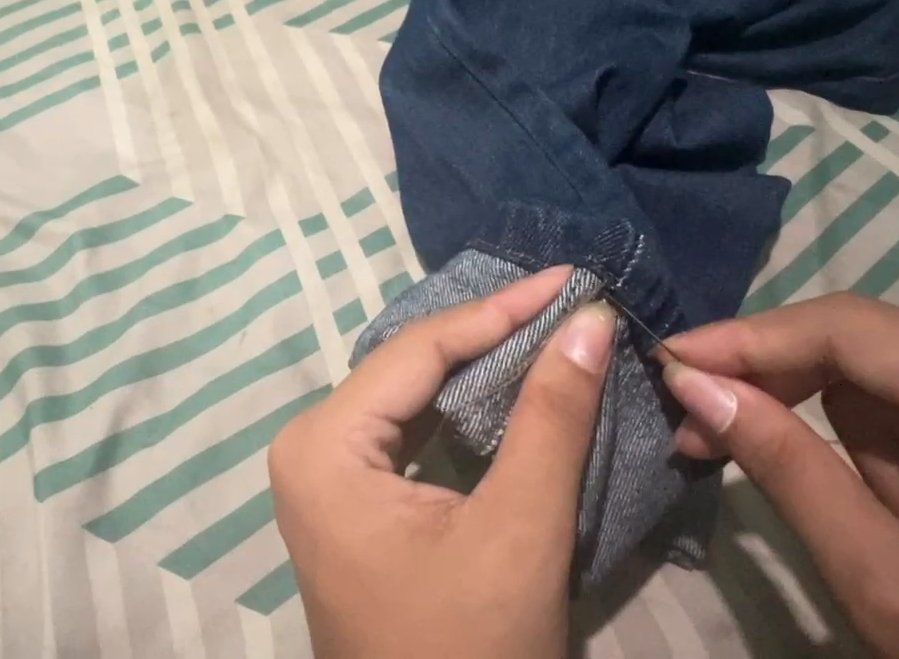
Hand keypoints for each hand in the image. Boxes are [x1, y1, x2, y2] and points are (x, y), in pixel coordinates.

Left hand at [268, 266, 615, 658]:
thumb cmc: (470, 653)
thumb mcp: (519, 532)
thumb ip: (552, 419)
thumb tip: (588, 322)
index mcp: (324, 444)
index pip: (418, 349)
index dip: (498, 309)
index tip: (566, 278)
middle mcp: (310, 444)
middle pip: (410, 367)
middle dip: (490, 332)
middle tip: (562, 299)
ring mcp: (325, 472)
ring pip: (410, 394)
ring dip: (479, 364)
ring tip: (546, 328)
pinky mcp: (350, 496)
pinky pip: (408, 429)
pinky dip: (461, 407)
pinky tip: (508, 385)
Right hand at [660, 292, 898, 658]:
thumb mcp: (894, 591)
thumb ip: (787, 470)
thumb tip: (690, 381)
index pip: (860, 331)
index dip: (750, 336)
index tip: (668, 356)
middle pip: (882, 349)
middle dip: (792, 390)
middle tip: (702, 428)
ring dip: (853, 432)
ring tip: (869, 519)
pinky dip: (897, 444)